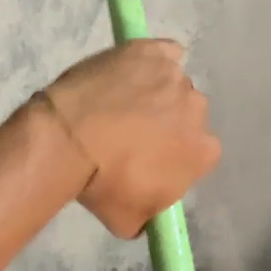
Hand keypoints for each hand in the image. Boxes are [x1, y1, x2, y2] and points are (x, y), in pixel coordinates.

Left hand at [38, 39, 221, 238]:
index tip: (146, 158)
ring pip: (169, 83)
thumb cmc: (102, 183)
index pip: (196, 153)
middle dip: (163, 121)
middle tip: (127, 130)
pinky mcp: (150, 50)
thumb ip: (149, 217)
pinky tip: (129, 68)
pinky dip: (151, 58)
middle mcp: (197, 110)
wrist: (68, 137)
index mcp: (202, 152)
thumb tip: (145, 218)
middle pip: (184, 114)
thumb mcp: (129, 221)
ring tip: (117, 100)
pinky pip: (162, 51)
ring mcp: (173, 76)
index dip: (171, 155)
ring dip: (151, 91)